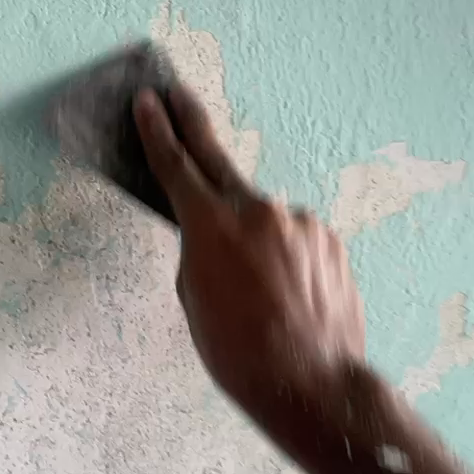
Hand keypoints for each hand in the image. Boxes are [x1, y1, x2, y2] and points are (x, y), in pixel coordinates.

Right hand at [133, 86, 365, 404]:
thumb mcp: (193, 297)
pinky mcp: (326, 236)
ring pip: (260, 214)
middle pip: (213, 154)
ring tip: (258, 283)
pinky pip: (292, 234)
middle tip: (175, 90)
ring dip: (251, 233)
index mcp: (210, 225)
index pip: (174, 164)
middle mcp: (254, 209)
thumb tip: (213, 231)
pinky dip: (282, 252)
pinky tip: (287, 289)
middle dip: (190, 119)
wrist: (314, 384)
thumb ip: (198, 248)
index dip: (156, 130)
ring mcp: (297, 219)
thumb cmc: (237, 351)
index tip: (146, 100)